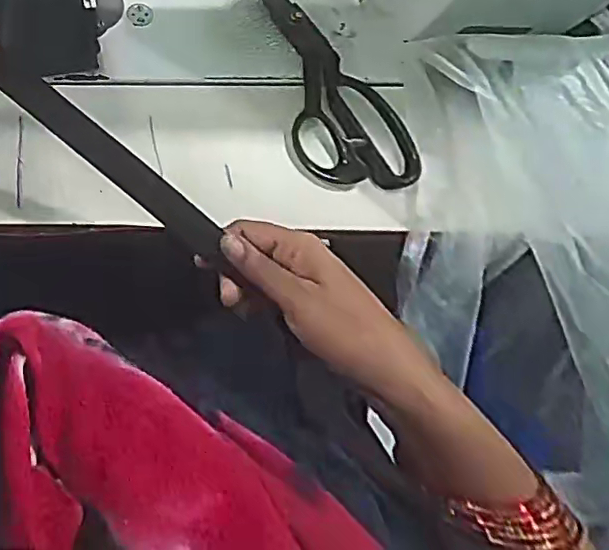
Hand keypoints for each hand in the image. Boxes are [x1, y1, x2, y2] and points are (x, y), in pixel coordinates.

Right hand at [215, 220, 450, 410]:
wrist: (394, 378)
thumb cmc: (352, 337)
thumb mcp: (296, 300)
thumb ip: (257, 268)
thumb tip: (226, 240)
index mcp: (301, 245)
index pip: (245, 230)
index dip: (225, 249)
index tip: (215, 275)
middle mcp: (304, 255)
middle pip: (251, 250)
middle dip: (236, 273)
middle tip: (233, 301)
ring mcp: (309, 278)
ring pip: (261, 272)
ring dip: (248, 290)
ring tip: (250, 312)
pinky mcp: (311, 299)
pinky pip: (275, 290)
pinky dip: (263, 302)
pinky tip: (264, 317)